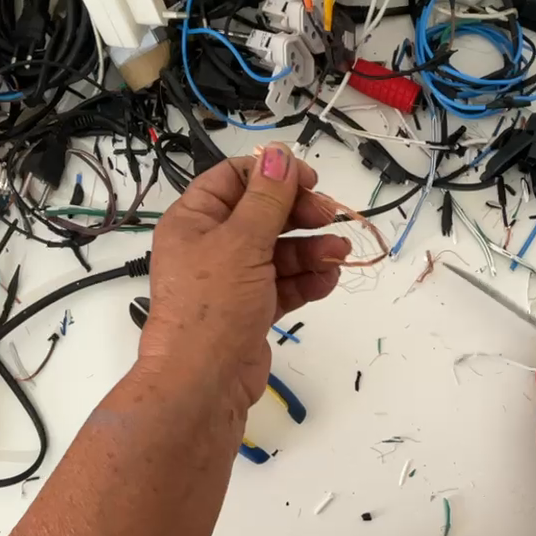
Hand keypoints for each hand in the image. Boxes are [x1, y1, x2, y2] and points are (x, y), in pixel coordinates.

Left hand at [141, 144, 350, 409]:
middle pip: (263, 217)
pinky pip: (283, 287)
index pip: (235, 181)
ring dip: (311, 251)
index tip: (308, 182)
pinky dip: (306, 282)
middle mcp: (211, 248)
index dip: (273, 176)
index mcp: (194, 221)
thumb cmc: (212, 307)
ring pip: (278, 254)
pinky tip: (328, 279)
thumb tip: (279, 155)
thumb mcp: (241, 242)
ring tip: (340, 254)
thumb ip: (266, 199)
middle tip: (330, 218)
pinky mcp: (251, 311)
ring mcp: (233, 282)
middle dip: (299, 216)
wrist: (205, 381)